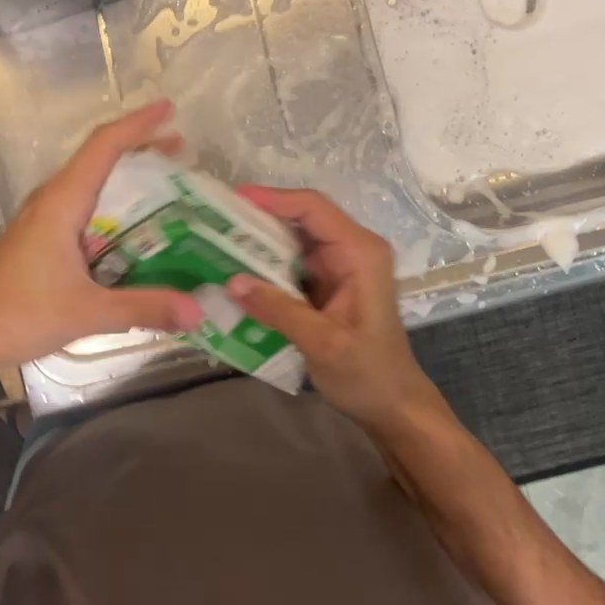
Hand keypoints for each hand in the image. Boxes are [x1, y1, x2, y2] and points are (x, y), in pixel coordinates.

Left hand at [0, 100, 203, 373]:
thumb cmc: (17, 315)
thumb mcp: (86, 313)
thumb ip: (144, 309)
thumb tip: (198, 312)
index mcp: (61, 203)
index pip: (103, 147)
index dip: (138, 124)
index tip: (171, 109)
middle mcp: (50, 202)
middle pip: (98, 158)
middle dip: (140, 147)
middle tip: (182, 151)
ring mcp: (41, 221)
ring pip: (88, 184)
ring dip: (125, 176)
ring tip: (165, 182)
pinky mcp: (38, 241)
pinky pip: (81, 209)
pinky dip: (111, 207)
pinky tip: (129, 231)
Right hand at [227, 187, 445, 432]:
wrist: (392, 405)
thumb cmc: (368, 374)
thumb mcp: (323, 343)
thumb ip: (279, 309)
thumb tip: (232, 281)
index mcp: (359, 252)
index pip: (312, 208)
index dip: (272, 198)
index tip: (230, 200)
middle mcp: (350, 250)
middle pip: (299, 218)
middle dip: (257, 218)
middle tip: (212, 221)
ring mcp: (338, 267)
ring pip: (291, 240)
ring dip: (256, 241)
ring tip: (214, 241)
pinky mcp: (325, 284)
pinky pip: (290, 263)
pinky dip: (263, 265)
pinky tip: (232, 270)